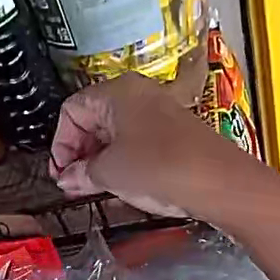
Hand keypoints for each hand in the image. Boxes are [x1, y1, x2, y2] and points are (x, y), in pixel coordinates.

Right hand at [49, 74, 267, 218]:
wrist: (219, 182)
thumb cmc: (159, 168)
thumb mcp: (110, 173)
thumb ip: (81, 173)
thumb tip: (66, 178)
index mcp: (116, 92)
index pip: (71, 111)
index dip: (60, 143)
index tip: (61, 173)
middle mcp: (138, 94)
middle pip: (94, 118)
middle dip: (79, 151)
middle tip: (74, 182)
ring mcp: (160, 112)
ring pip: (117, 132)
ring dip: (101, 158)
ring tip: (95, 187)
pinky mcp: (176, 133)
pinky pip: (139, 141)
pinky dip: (125, 160)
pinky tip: (124, 183)